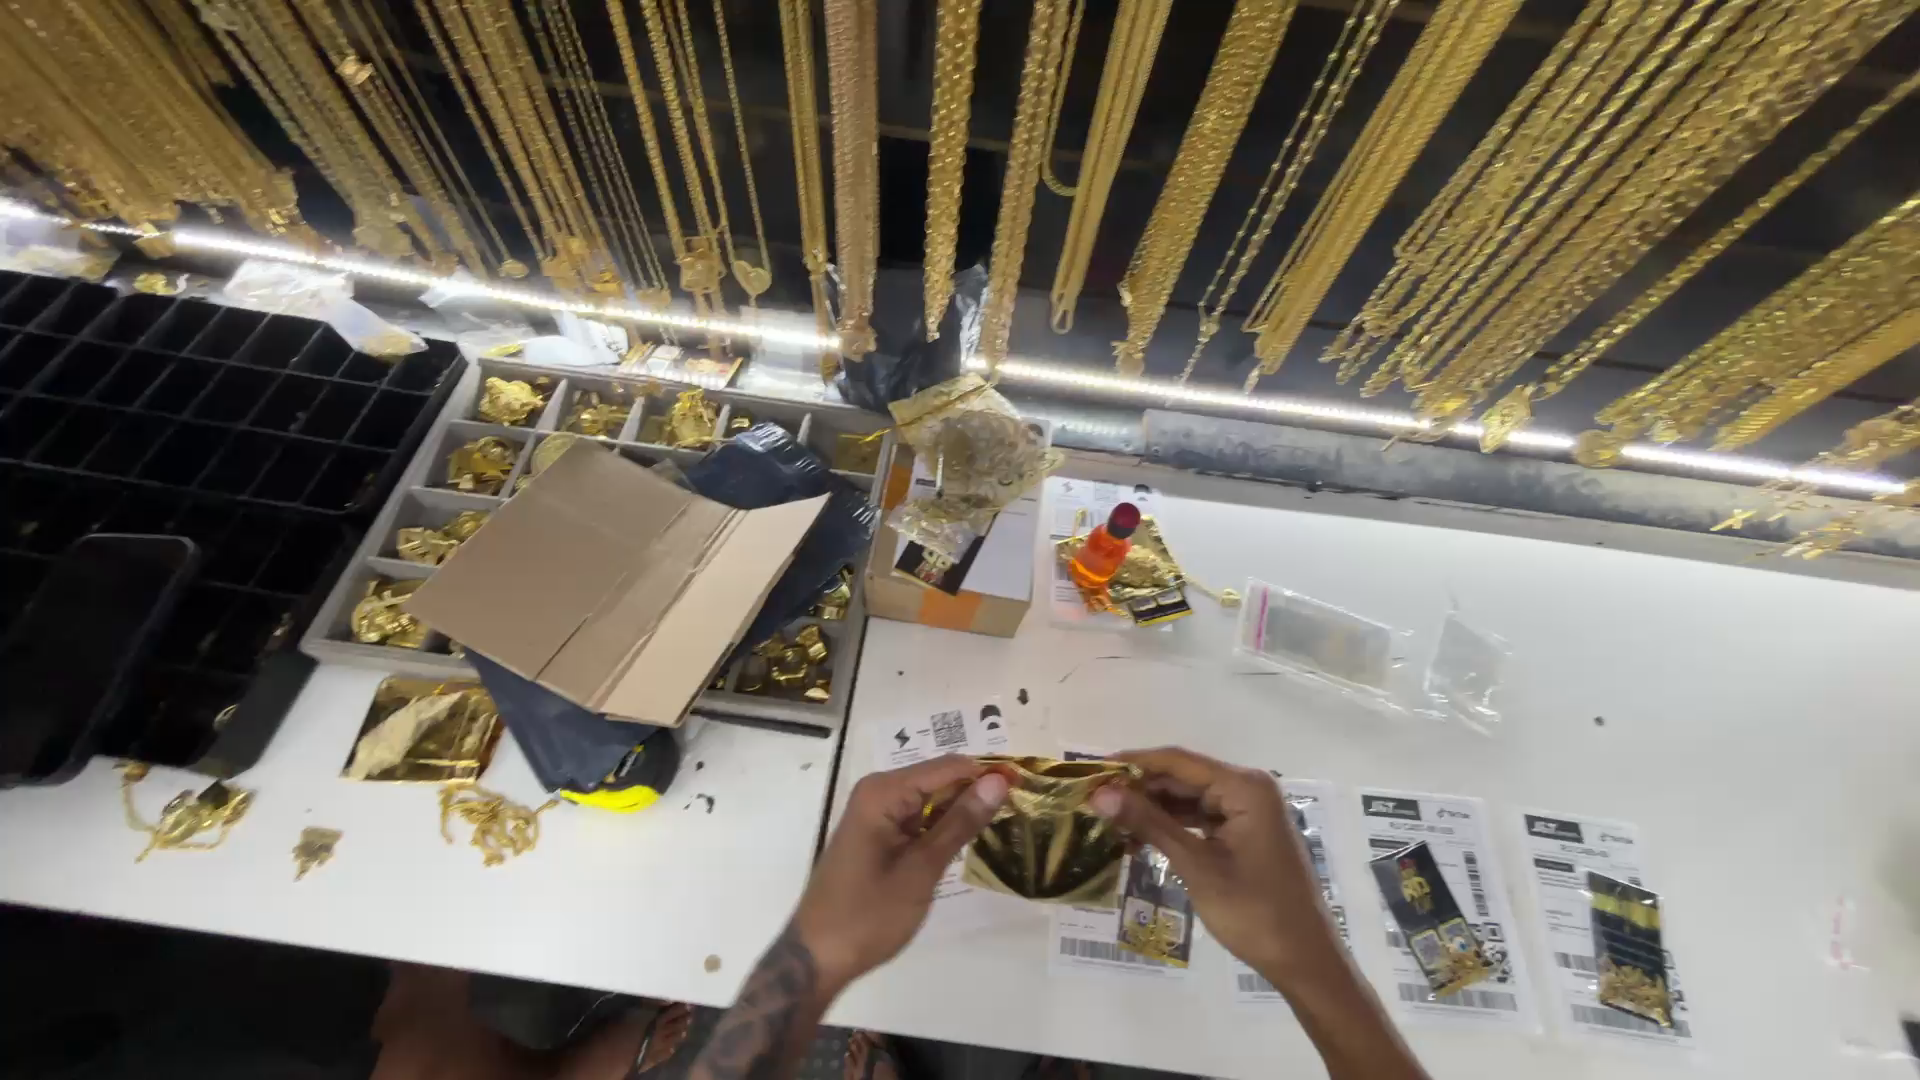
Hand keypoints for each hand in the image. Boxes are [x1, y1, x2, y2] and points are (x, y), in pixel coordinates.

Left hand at [790, 755, 1009, 992]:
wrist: (816, 958)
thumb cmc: (868, 914)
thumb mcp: (921, 869)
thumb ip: (960, 822)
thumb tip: (998, 781)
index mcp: (884, 791)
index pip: (949, 766)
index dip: (987, 773)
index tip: (1025, 788)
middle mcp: (879, 791)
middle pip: (940, 778)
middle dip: (976, 791)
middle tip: (1018, 811)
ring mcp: (876, 812)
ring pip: (932, 798)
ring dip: (961, 810)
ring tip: (1003, 824)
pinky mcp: (878, 832)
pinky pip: (918, 816)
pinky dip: (942, 826)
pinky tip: (968, 839)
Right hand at [1090, 747, 1338, 987]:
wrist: (1307, 965)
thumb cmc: (1255, 912)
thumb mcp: (1196, 865)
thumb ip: (1149, 823)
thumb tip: (1099, 793)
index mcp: (1244, 787)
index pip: (1177, 761)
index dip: (1133, 762)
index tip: (1092, 770)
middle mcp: (1248, 788)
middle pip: (1182, 776)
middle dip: (1139, 788)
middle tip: (1094, 799)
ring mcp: (1249, 810)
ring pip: (1188, 797)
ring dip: (1152, 809)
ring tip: (1109, 819)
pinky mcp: (1245, 832)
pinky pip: (1201, 817)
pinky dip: (1172, 825)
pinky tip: (1139, 838)